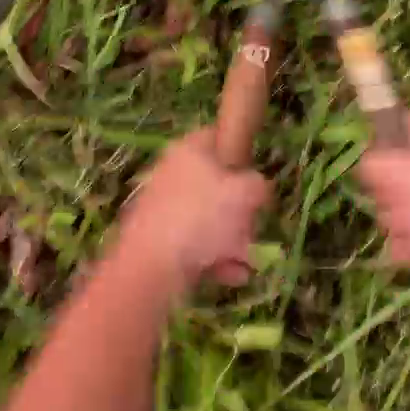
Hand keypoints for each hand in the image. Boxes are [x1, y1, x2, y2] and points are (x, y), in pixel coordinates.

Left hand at [113, 128, 268, 288]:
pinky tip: (233, 275)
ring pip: (209, 218)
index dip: (241, 152)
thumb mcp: (245, 194)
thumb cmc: (201, 217)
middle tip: (253, 226)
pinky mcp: (159, 238)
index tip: (256, 176)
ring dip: (233, 241)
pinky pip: (196, 243)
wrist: (150, 265)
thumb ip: (258, 185)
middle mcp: (173, 172)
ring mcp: (164, 206)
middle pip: (217, 184)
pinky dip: (215, 258)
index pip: (218, 136)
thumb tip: (256, 188)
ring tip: (247, 261)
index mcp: (190, 149)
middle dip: (241, 211)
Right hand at [358, 110, 409, 297]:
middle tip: (394, 205)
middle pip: (404, 168)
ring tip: (409, 234)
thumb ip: (380, 166)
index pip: (404, 123)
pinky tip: (407, 255)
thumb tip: (367, 162)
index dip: (385, 141)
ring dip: (402, 220)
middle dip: (392, 192)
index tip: (375, 165)